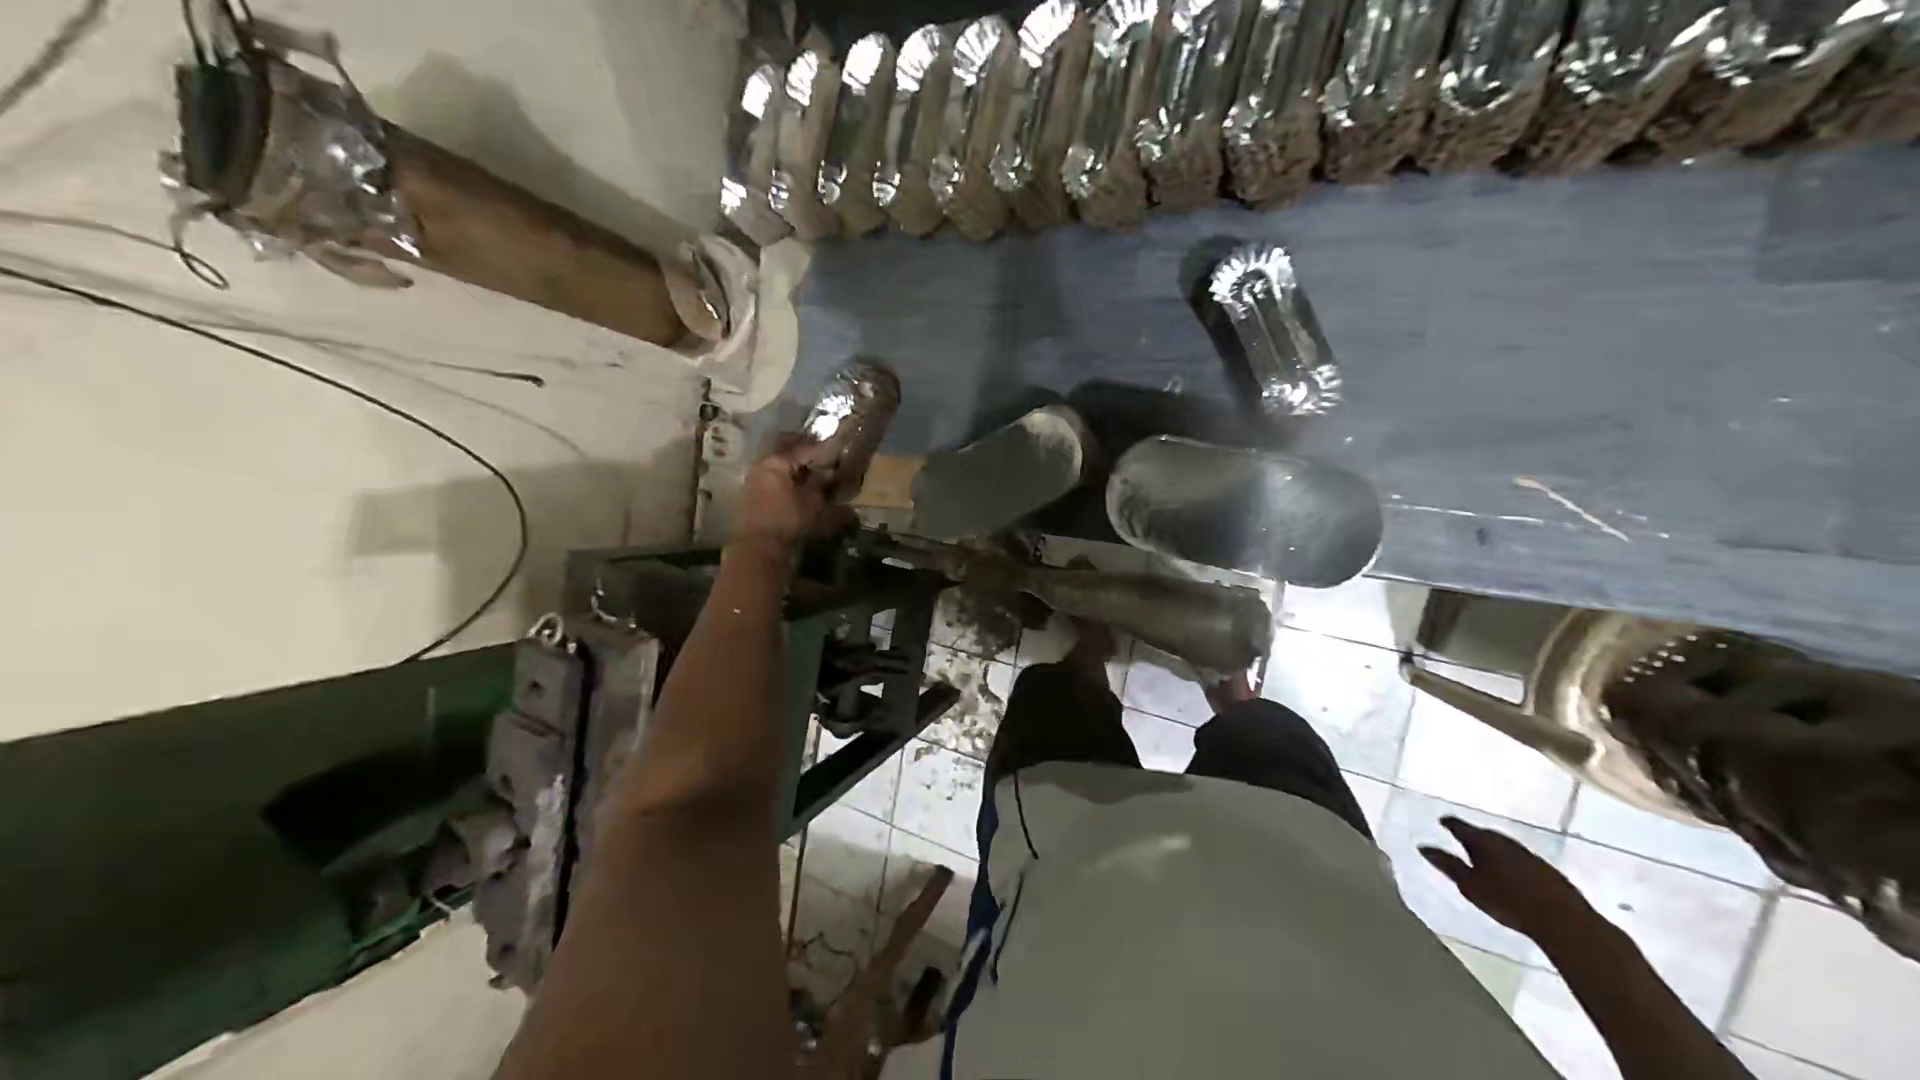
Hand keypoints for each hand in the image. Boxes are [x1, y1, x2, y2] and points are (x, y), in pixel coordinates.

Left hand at [734, 435, 841, 548]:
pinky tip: (795, 481)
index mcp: (776, 460)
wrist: (759, 544)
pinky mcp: (751, 490)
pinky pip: (771, 473)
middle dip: (803, 448)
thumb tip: (828, 472)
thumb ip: (820, 482)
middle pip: (785, 448)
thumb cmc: (788, 519)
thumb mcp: (811, 501)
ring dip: (792, 461)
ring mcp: (754, 476)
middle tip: (821, 452)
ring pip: (777, 460)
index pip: (803, 448)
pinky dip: (784, 473)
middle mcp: (762, 463)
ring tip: (810, 467)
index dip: (821, 449)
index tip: (836, 448)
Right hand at [1420, 816, 1593, 943]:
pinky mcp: (1547, 869)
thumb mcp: (1469, 885)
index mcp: (1481, 841)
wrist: (1563, 920)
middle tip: (1460, 841)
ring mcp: (1528, 854)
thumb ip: (1447, 865)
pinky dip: (1510, 861)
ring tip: (1484, 858)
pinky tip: (1511, 875)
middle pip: (1483, 833)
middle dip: (1471, 836)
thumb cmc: (1507, 901)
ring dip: (1492, 849)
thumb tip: (1422, 846)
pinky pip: (1520, 858)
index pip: (1459, 825)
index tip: (1441, 821)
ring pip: (1503, 845)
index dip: (1448, 823)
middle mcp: (1504, 840)